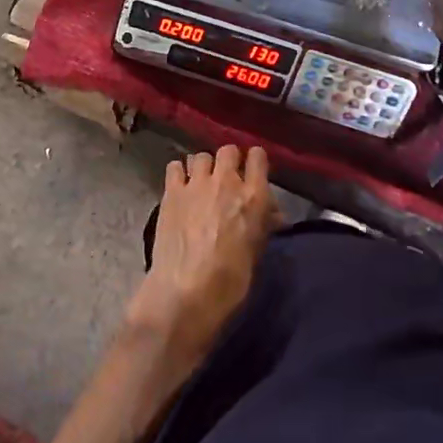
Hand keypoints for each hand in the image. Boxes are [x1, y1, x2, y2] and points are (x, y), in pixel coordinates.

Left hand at [127, 146, 276, 358]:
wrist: (186, 291)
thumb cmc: (230, 282)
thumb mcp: (256, 252)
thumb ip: (262, 224)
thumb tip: (270, 214)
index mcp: (253, 197)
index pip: (258, 157)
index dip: (255, 161)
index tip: (252, 170)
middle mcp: (226, 181)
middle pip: (228, 150)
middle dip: (228, 160)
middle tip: (225, 178)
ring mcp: (197, 183)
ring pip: (201, 155)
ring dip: (203, 167)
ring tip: (200, 183)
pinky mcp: (172, 191)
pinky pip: (175, 166)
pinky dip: (179, 173)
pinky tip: (180, 187)